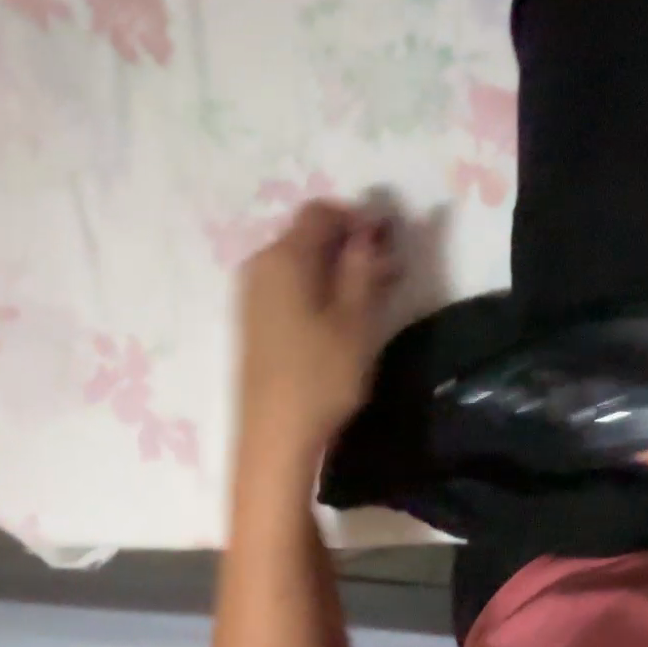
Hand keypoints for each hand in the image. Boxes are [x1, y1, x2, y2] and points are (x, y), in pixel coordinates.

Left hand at [236, 201, 398, 459]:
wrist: (275, 434)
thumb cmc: (321, 377)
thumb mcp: (355, 322)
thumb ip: (364, 269)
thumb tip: (370, 230)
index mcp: (284, 257)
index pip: (321, 212)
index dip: (359, 219)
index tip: (392, 243)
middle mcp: (261, 264)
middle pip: (310, 235)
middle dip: (352, 245)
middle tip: (392, 272)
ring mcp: (254, 292)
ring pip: (303, 262)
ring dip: (340, 269)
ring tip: (377, 295)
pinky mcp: (257, 318)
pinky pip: (292, 285)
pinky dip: (322, 288)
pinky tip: (346, 315)